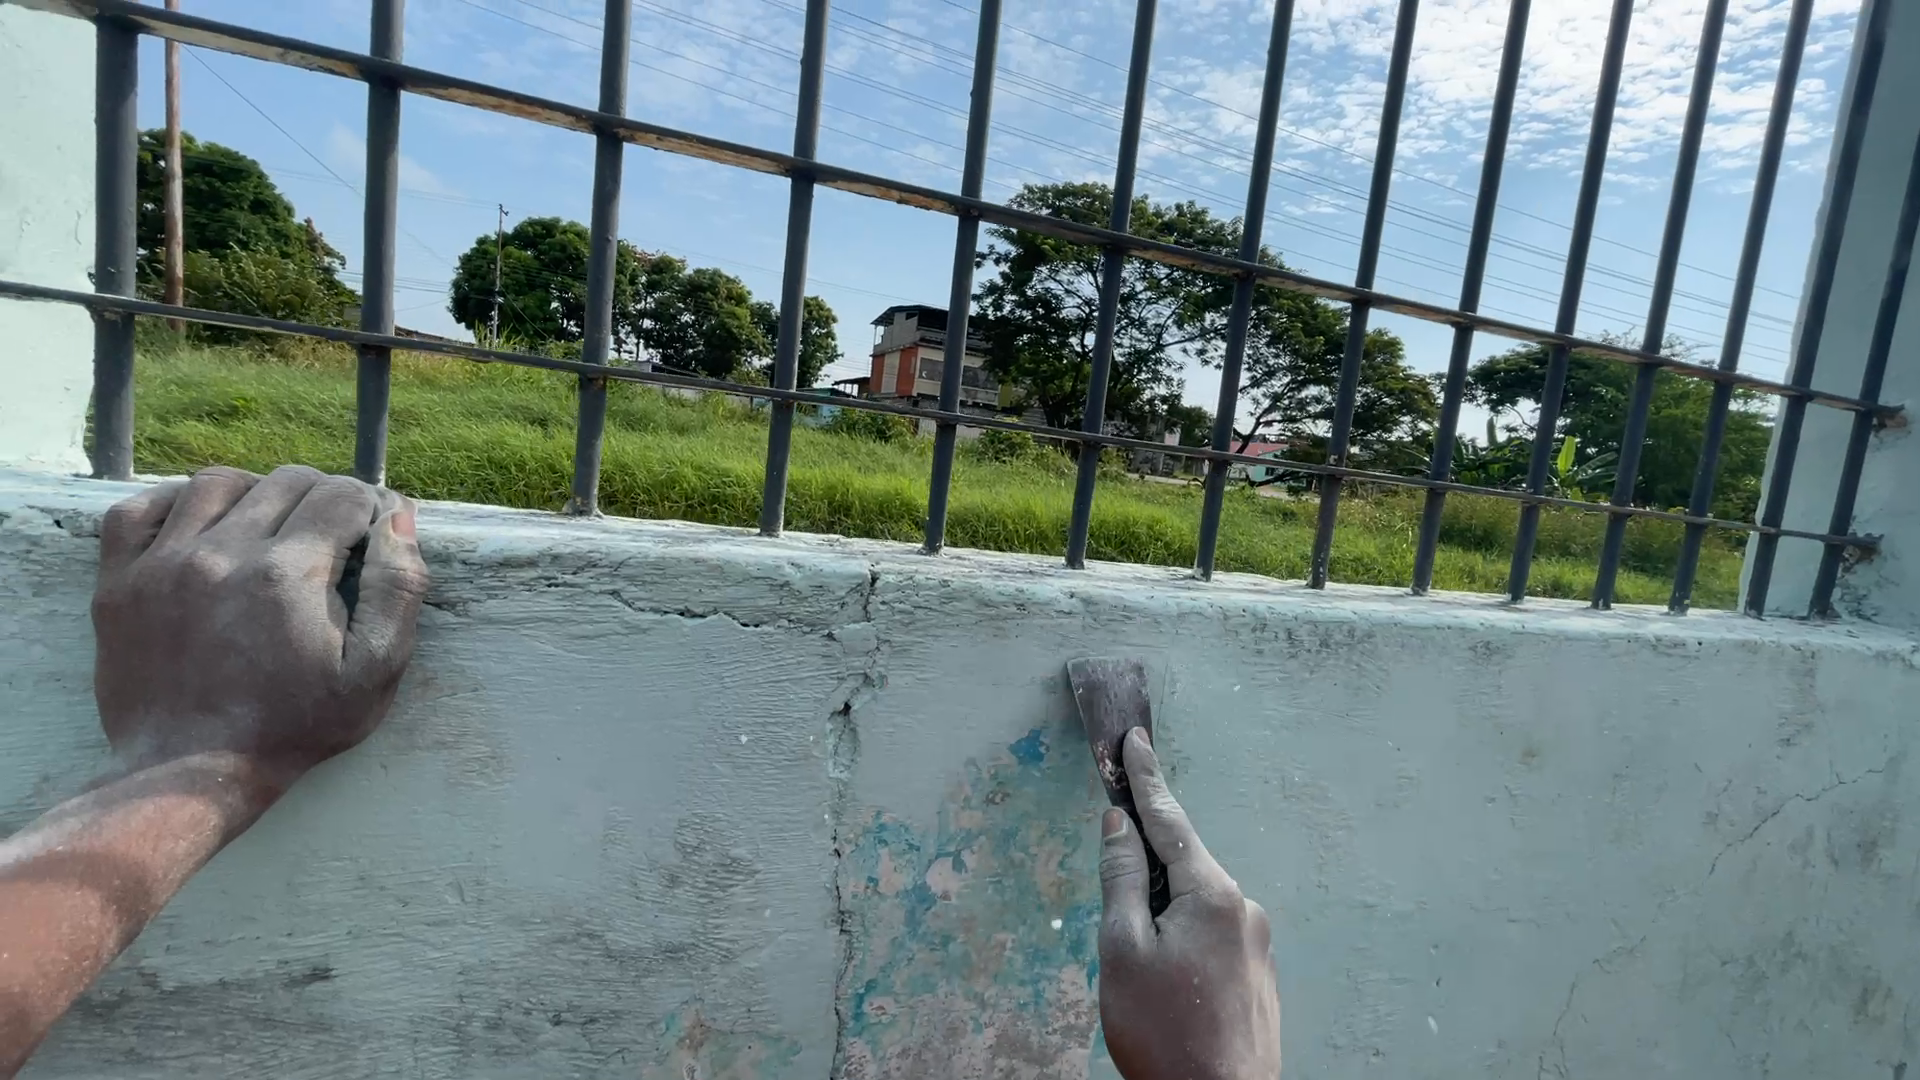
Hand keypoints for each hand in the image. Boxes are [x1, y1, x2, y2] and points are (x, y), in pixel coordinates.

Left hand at [91, 464, 428, 784]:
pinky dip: (183, 502)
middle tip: (342, 534)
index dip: (376, 507)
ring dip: (264, 493)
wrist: (192, 769)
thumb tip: (400, 521)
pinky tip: (213, 527)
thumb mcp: (379, 666)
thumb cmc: (302, 720)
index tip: (381, 532)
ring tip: (282, 527)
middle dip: (330, 497)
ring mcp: (161, 565)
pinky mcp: (118, 581)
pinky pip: (141, 507)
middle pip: (288, 481)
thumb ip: (399, 589)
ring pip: (219, 481)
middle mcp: (221, 555)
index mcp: (289, 574)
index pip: (344, 496)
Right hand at [1098, 728, 1280, 1079]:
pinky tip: (1171, 981)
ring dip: (1162, 909)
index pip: (1170, 819)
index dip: (1146, 777)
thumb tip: (1119, 821)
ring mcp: (1257, 941)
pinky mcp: (1259, 971)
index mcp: (1212, 894)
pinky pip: (1211, 928)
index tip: (1135, 738)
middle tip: (1120, 916)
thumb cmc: (1163, 1031)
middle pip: (1182, 863)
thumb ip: (1121, 876)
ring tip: (1143, 970)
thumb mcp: (1123, 948)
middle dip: (1146, 867)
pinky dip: (1182, 932)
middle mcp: (1244, 906)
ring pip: (1194, 900)